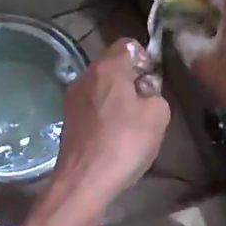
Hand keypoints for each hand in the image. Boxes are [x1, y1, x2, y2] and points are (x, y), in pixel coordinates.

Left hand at [50, 39, 171, 206]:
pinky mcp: (68, 119)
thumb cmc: (124, 143)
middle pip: (112, 65)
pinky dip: (105, 112)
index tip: (154, 81)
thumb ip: (156, 94)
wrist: (84, 180)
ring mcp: (72, 98)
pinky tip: (115, 135)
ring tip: (132, 123)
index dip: (145, 57)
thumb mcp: (158, 116)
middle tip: (147, 104)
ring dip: (118, 97)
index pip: (128, 44)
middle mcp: (85, 76)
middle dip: (132, 78)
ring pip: (101, 86)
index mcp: (107, 67)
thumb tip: (145, 93)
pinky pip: (92, 105)